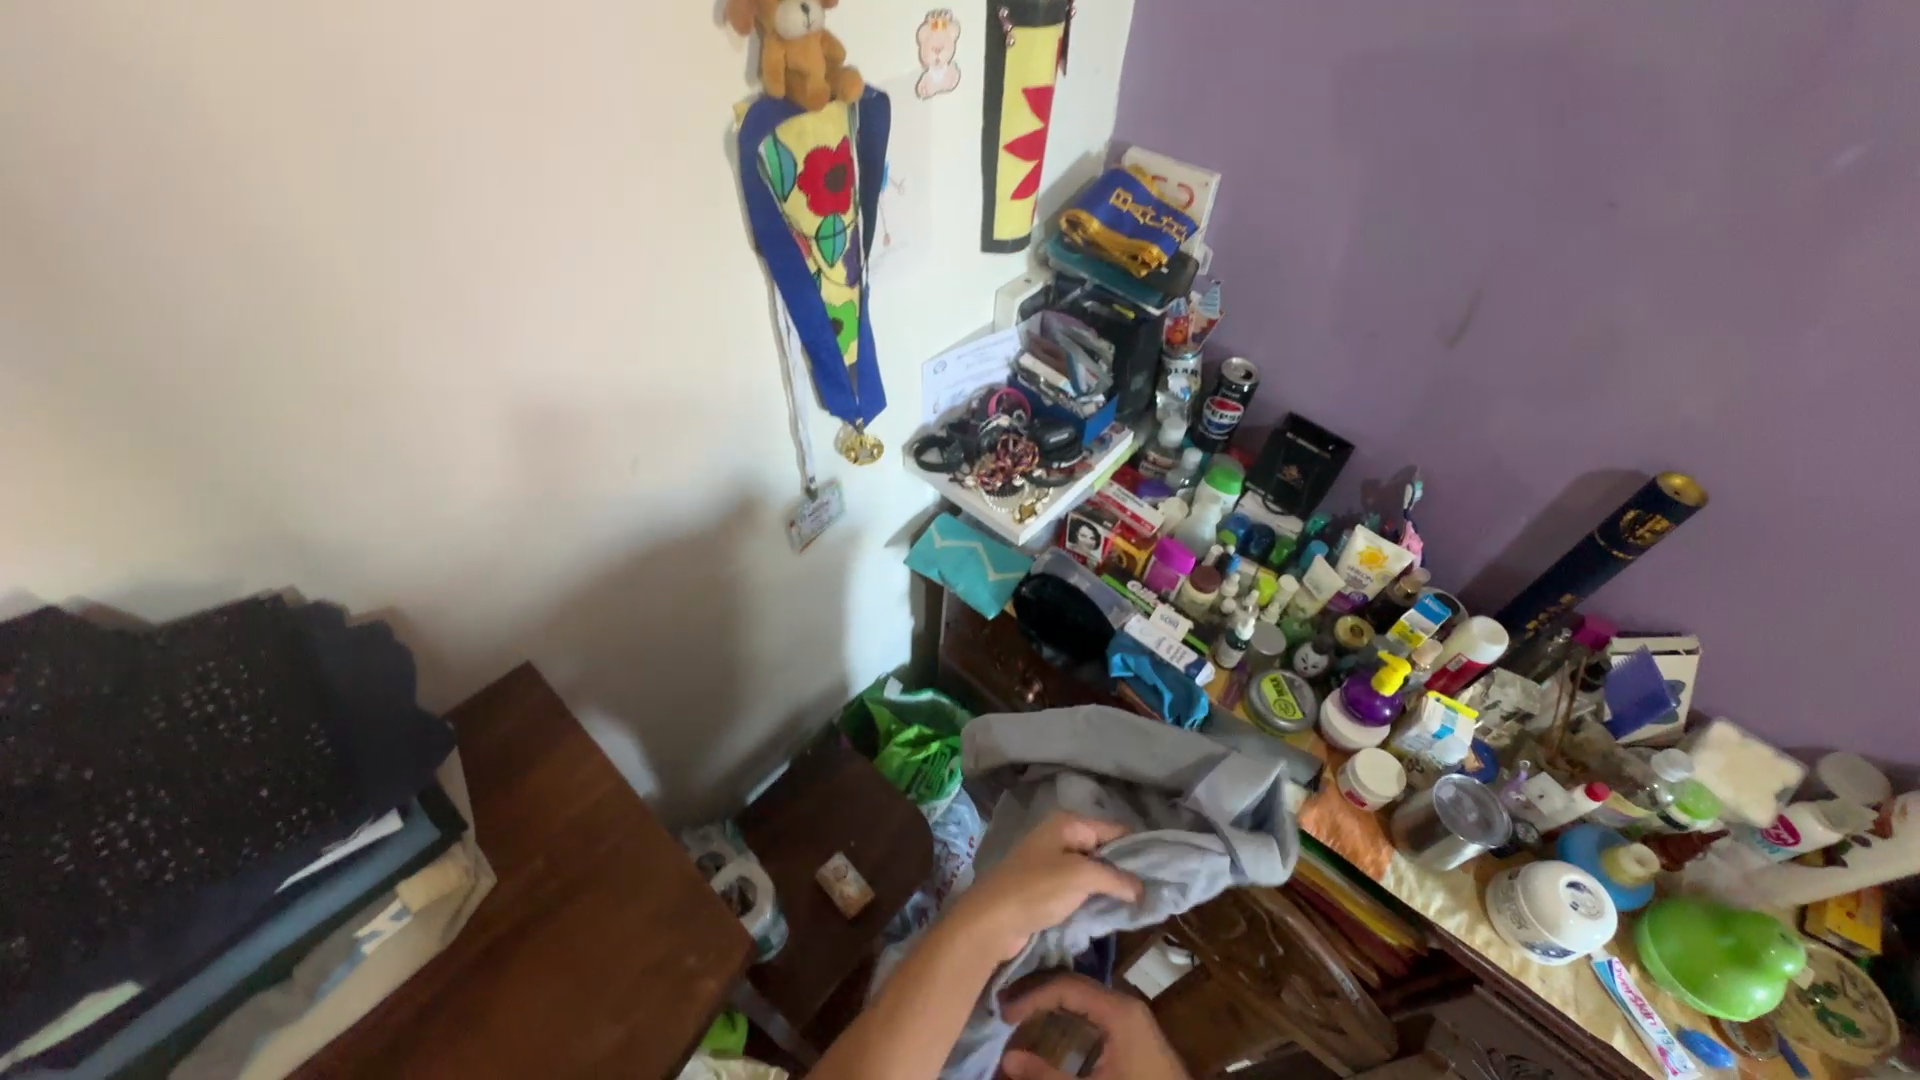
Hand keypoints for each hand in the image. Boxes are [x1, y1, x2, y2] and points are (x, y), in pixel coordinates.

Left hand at [946, 812, 1141, 962]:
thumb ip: (1114, 878)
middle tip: (1153, 892)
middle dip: (1126, 870)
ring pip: (1093, 871)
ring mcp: (1053, 861)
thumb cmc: (1036, 889)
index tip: (1164, 872)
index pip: (1115, 831)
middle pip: (1105, 850)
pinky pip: (1080, 886)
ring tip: (1138, 905)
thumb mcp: (1080, 878)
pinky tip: (1111, 911)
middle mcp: (1062, 836)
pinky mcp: (1047, 886)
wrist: (992, 920)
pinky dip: (1095, 896)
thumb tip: (1142, 887)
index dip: (1138, 850)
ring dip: (1111, 887)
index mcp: (1068, 824)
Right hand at [999, 975, 1191, 1079]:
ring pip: (1081, 997)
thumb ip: (1048, 1077)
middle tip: (1006, 1011)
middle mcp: (1124, 1002)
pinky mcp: (1132, 1033)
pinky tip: (1049, 1030)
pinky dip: (1066, 1017)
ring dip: (1050, 1005)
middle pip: (1072, 985)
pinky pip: (1092, 1012)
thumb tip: (1006, 1059)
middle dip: (1037, 997)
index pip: (1065, 985)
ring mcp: (1130, 1016)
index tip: (1004, 1014)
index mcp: (1117, 1009)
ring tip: (1021, 1018)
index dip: (1031, 996)